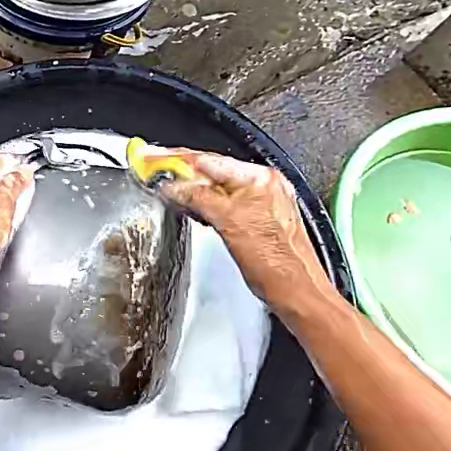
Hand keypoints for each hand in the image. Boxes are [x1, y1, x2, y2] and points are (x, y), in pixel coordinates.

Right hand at [141, 147, 328, 309]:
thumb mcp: (229, 224)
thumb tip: (175, 186)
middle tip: (153, 168)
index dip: (176, 159)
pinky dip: (207, 202)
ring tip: (168, 185)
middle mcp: (264, 185)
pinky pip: (228, 202)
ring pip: (219, 186)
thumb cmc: (277, 265)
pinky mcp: (260, 219)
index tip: (153, 158)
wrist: (297, 292)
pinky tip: (193, 204)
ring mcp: (264, 202)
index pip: (208, 160)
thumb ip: (199, 199)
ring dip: (192, 186)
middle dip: (182, 170)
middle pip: (213, 169)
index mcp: (259, 178)